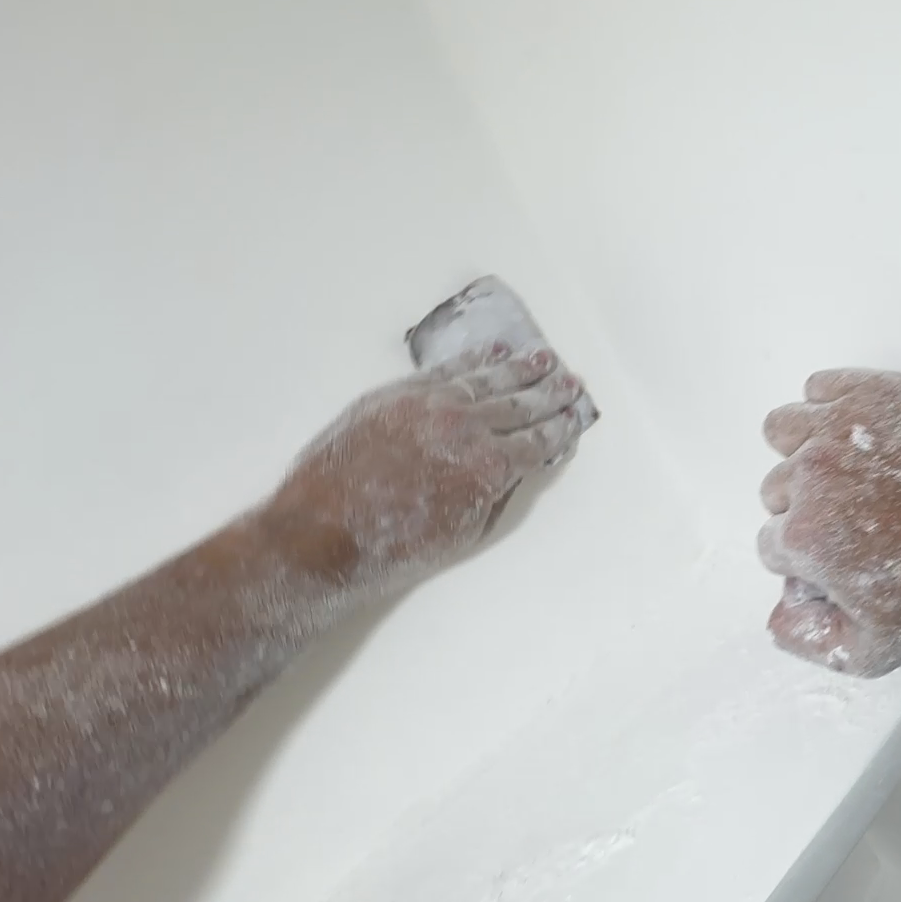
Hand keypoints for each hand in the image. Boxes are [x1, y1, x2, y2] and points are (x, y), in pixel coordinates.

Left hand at [265, 346, 585, 590]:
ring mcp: (432, 406)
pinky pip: (447, 371)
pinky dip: (474, 361)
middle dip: (550, 393)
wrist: (323, 534)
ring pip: (488, 381)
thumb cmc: (400, 547)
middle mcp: (467, 429)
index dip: (562, 426)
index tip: (577, 414)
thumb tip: (521, 464)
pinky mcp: (398, 395)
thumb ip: (500, 491)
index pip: (540, 440)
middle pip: (521, 405)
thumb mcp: (469, 530)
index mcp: (490, 468)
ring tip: (542, 358)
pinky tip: (493, 355)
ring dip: (520, 370)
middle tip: (571, 381)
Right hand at [757, 369, 900, 676]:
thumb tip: (778, 618)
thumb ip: (812, 642)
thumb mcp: (875, 649)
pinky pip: (819, 389)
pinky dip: (826, 408)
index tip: (836, 556)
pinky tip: (854, 434)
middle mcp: (810, 476)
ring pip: (782, 432)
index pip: (770, 544)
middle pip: (775, 490)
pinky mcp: (870, 394)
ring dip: (800, 452)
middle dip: (804, 508)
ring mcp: (838, 428)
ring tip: (843, 471)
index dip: (803, 557)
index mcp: (805, 537)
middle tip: (852, 518)